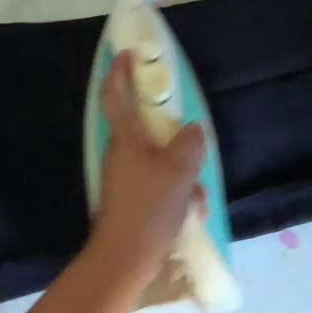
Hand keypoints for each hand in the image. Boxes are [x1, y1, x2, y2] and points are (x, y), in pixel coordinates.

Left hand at [88, 51, 206, 285]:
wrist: (125, 259)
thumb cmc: (148, 207)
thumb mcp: (178, 171)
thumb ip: (188, 144)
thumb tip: (192, 129)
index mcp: (125, 138)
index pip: (115, 94)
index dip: (120, 71)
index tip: (130, 53)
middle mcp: (121, 153)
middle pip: (146, 129)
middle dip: (174, 139)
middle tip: (192, 147)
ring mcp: (125, 177)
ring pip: (160, 161)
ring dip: (182, 175)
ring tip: (196, 197)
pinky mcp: (132, 199)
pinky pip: (161, 185)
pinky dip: (178, 195)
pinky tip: (191, 214)